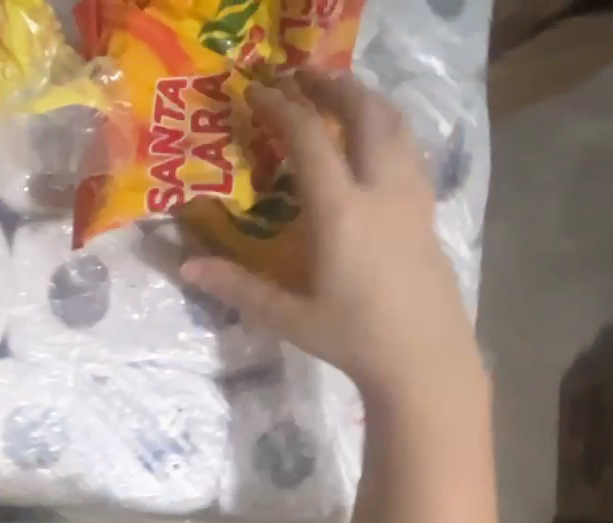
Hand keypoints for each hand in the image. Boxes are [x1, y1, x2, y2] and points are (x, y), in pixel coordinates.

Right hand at [183, 69, 480, 405]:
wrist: (424, 357)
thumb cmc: (351, 338)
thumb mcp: (286, 317)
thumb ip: (237, 287)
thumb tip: (187, 268)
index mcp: (340, 212)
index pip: (310, 139)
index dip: (281, 108)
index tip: (257, 90)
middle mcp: (380, 189)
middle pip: (363, 112)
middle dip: (330, 86)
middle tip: (301, 76)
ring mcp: (410, 195)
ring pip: (394, 123)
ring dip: (364, 99)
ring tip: (337, 96)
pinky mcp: (426, 209)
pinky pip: (407, 147)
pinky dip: (385, 126)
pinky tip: (371, 143)